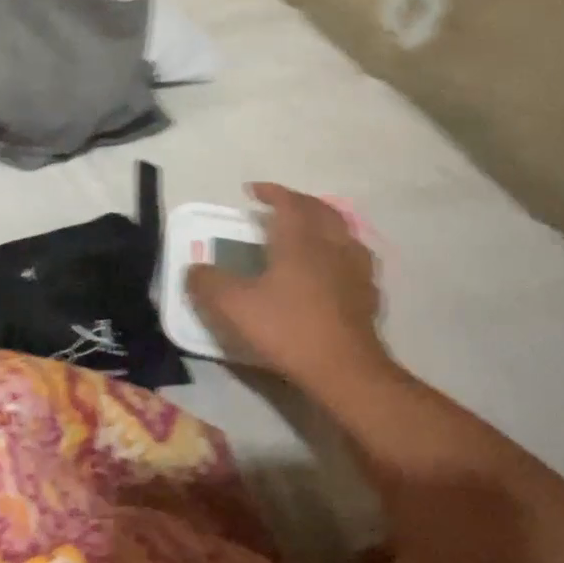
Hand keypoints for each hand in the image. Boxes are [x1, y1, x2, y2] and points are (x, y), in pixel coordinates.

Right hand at [187, 183, 392, 391]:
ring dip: (326, 226)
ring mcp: (356, 273)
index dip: (272, 192)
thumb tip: (195, 269)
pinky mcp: (368, 299)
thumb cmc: (285, 328)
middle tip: (280, 205)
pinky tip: (331, 270)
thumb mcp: (230, 304)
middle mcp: (332, 248)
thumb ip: (206, 281)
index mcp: (300, 242)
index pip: (290, 203)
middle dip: (301, 203)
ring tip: (310, 232)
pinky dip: (340, 254)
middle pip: (323, 212)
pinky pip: (355, 262)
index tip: (252, 190)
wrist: (344, 372)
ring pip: (346, 235)